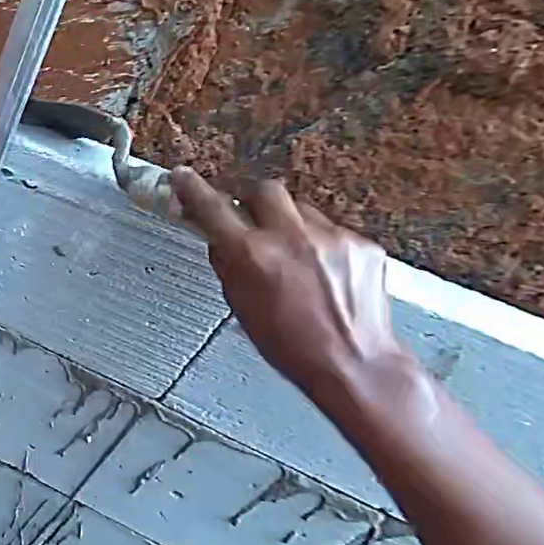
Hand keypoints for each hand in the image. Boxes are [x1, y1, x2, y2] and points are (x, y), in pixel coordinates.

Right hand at [171, 167, 440, 438]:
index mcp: (253, 256)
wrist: (354, 366)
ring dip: (287, 223)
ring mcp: (330, 238)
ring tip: (291, 257)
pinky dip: (319, 243)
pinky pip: (330, 229)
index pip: (212, 208)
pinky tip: (319, 271)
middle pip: (261, 189)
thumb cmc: (295, 348)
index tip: (183, 178)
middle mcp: (291, 238)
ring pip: (299, 208)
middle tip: (246, 215)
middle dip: (249, 199)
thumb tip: (218, 240)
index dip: (192, 188)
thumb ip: (227, 265)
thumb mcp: (241, 307)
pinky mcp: (360, 244)